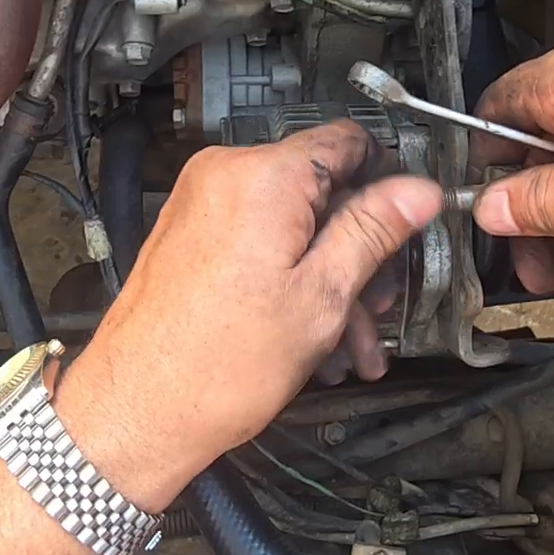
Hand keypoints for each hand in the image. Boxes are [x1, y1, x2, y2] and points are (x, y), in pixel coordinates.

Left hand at [55, 121, 441, 510]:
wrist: (136, 412)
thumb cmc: (215, 367)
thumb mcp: (321, 295)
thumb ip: (373, 231)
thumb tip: (416, 191)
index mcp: (262, 176)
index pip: (348, 141)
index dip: (387, 181)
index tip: (405, 222)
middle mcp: (226, 175)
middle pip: (321, 189)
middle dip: (359, 247)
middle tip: (380, 299)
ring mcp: (204, 202)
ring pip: (293, 222)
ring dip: (328, 274)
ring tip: (349, 339)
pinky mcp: (193, 230)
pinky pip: (260, 236)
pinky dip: (289, 274)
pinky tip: (313, 331)